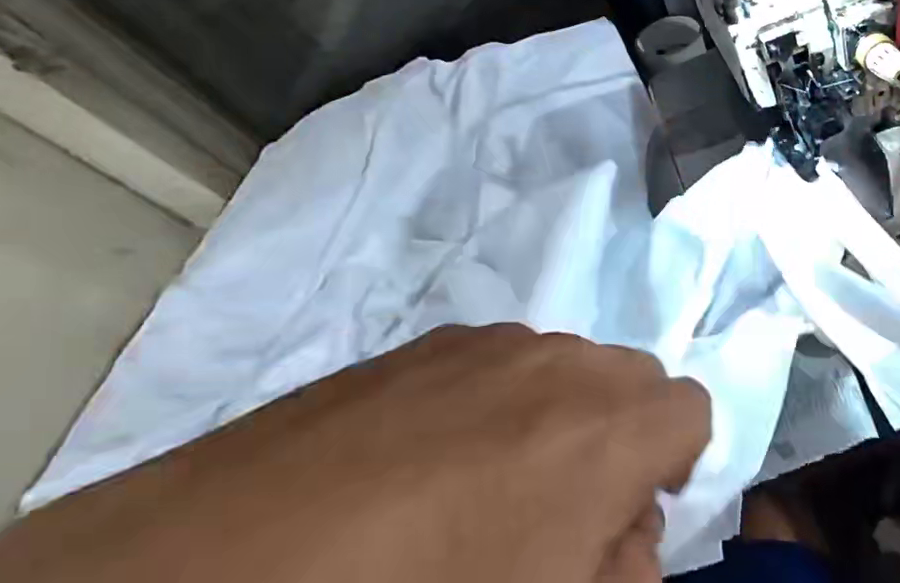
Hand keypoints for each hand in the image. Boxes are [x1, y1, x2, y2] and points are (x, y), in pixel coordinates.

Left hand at [0, 324, 709, 582]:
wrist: (209, 575)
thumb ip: (619, 579)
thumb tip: (625, 543)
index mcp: (597, 425)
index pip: (690, 408)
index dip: (677, 467)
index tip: (630, 523)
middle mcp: (549, 359)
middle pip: (631, 376)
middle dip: (621, 439)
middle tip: (562, 521)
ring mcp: (478, 341)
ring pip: (561, 366)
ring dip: (554, 420)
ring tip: (482, 498)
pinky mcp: (415, 344)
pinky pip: (494, 362)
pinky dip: (494, 404)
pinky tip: (422, 472)